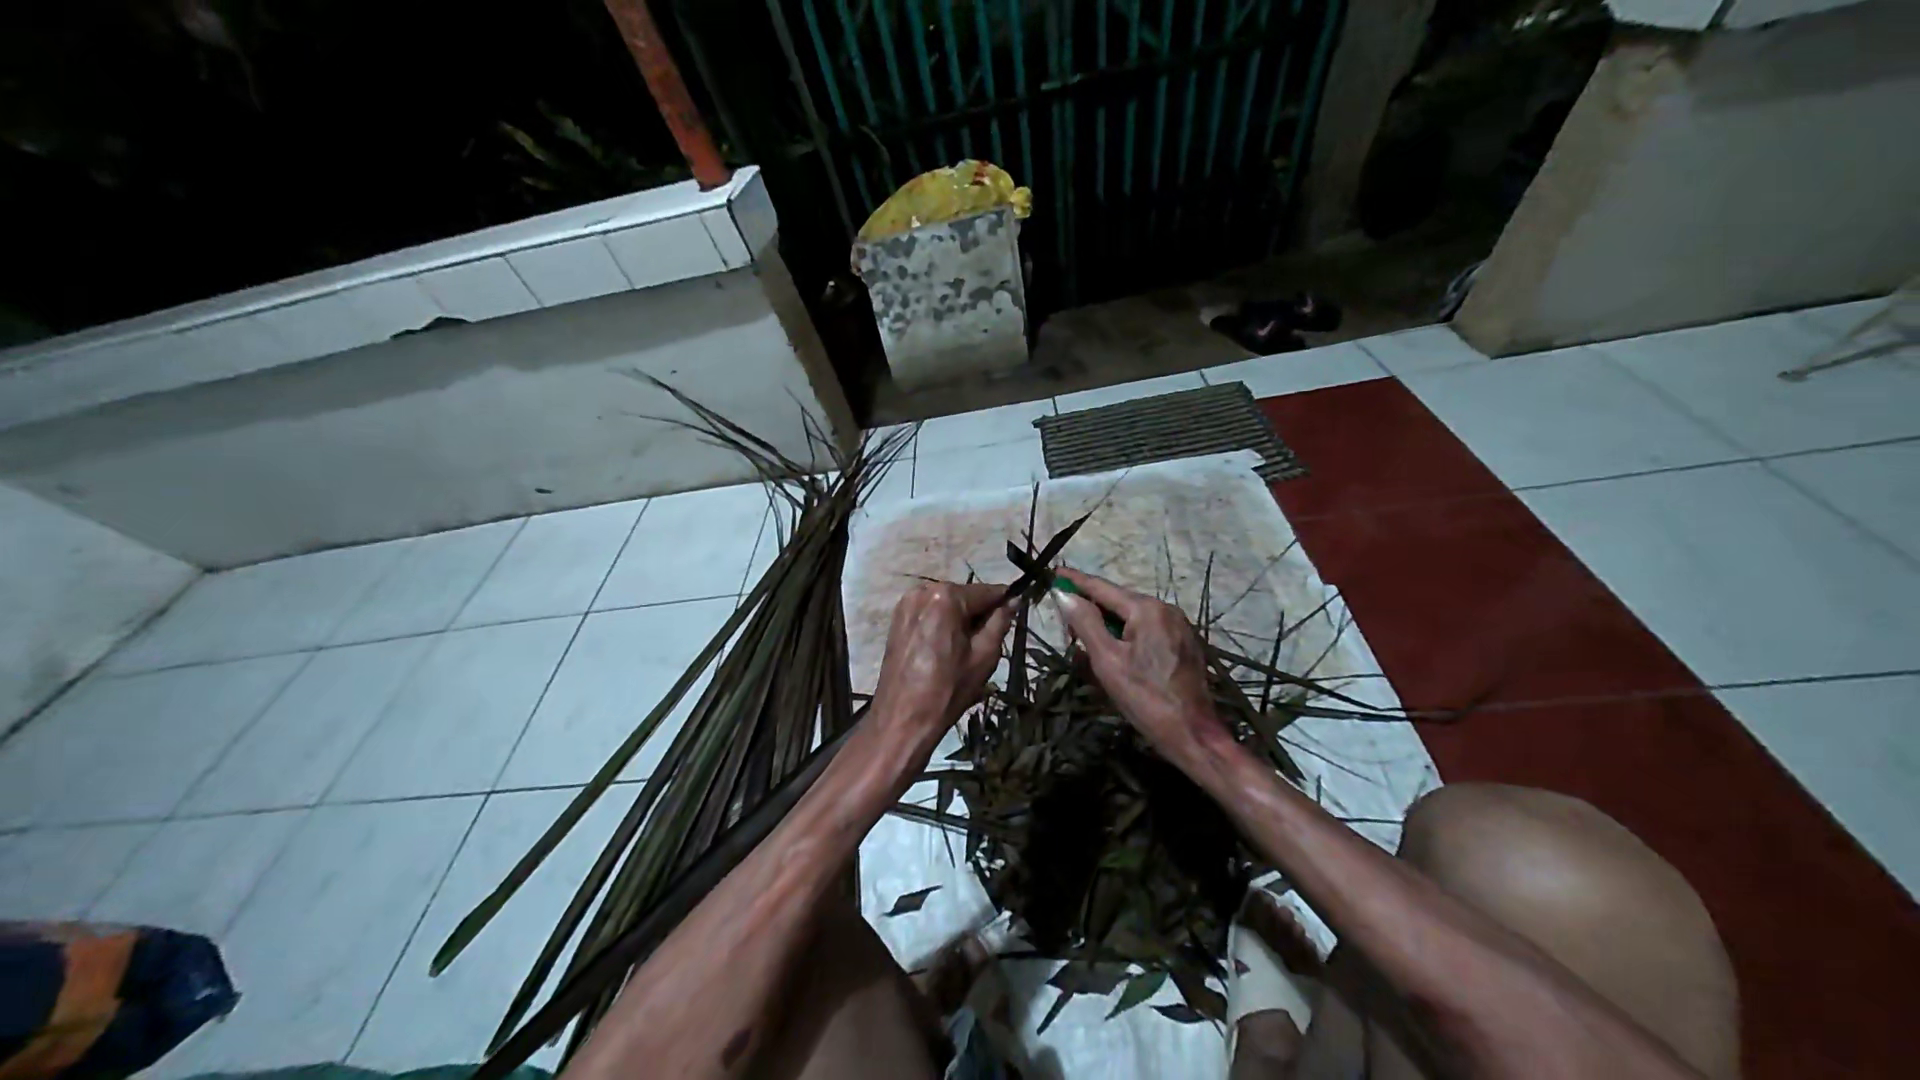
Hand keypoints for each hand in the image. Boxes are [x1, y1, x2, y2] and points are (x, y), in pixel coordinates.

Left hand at [870, 581, 1015, 744]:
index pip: (985, 591)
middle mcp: (922, 592)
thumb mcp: (984, 655)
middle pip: (963, 596)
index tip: (1017, 611)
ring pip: (946, 605)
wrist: (903, 717)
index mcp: (946, 596)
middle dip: (978, 613)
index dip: (1004, 601)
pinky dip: (942, 625)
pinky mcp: (896, 620)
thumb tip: (1013, 600)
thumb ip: (1000, 621)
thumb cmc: (948, 688)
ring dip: (959, 620)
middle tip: (988, 642)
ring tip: (966, 649)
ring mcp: (905, 604)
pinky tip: (946, 649)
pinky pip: (929, 614)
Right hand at [1052, 568, 1228, 766]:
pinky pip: (1146, 630)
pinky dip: (1125, 636)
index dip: (1075, 581)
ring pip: (1131, 617)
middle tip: (1064, 623)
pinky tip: (1113, 653)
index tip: (1053, 573)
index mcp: (1147, 609)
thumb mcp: (1107, 660)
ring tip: (1084, 642)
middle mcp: (1165, 609)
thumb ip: (1085, 623)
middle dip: (1089, 609)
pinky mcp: (1182, 644)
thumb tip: (1064, 595)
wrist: (1192, 734)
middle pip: (1118, 601)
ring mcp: (1177, 626)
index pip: (1102, 587)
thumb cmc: (1145, 698)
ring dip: (1106, 625)